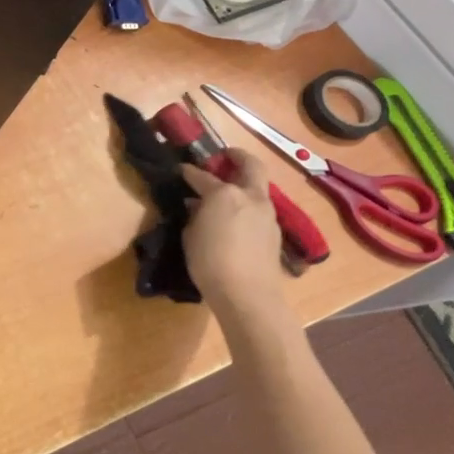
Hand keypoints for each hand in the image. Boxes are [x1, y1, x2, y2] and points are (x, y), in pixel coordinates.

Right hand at [181, 151, 286, 314]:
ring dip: (243, 185)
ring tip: (225, 195)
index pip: (201, 175)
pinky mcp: (274, 233)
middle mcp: (250, 197)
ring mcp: (267, 215)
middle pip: (251, 166)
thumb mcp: (191, 233)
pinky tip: (233, 221)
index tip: (180, 169)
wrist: (248, 296)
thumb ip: (195, 213)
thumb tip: (198, 206)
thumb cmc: (210, 261)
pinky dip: (247, 207)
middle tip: (223, 157)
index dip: (188, 171)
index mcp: (225, 193)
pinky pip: (259, 209)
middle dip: (237, 157)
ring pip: (257, 189)